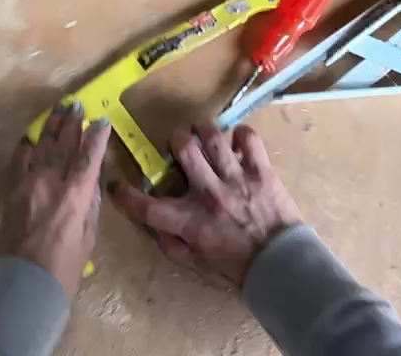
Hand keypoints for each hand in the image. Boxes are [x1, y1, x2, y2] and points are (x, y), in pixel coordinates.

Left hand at [0, 102, 111, 295]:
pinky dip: (27, 148)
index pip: (89, 156)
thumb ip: (90, 207)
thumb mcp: (88, 239)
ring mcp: (29, 185)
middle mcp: (52, 183)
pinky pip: (20, 163)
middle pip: (64, 144)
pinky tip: (30, 138)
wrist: (22, 290)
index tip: (102, 121)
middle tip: (77, 104)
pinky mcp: (12, 193)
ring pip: (42, 147)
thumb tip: (91, 184)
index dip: (97, 136)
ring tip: (58, 110)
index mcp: (76, 196)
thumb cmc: (63, 272)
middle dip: (72, 123)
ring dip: (51, 127)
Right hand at [109, 123, 301, 286]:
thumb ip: (174, 246)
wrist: (283, 268)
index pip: (149, 207)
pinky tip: (237, 144)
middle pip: (184, 147)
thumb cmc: (239, 266)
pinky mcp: (261, 171)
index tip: (117, 185)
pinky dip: (241, 136)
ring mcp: (237, 179)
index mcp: (192, 221)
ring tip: (204, 136)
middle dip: (177, 140)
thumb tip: (155, 227)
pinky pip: (248, 138)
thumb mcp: (200, 263)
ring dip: (204, 131)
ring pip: (212, 136)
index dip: (126, 195)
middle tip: (180, 147)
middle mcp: (210, 194)